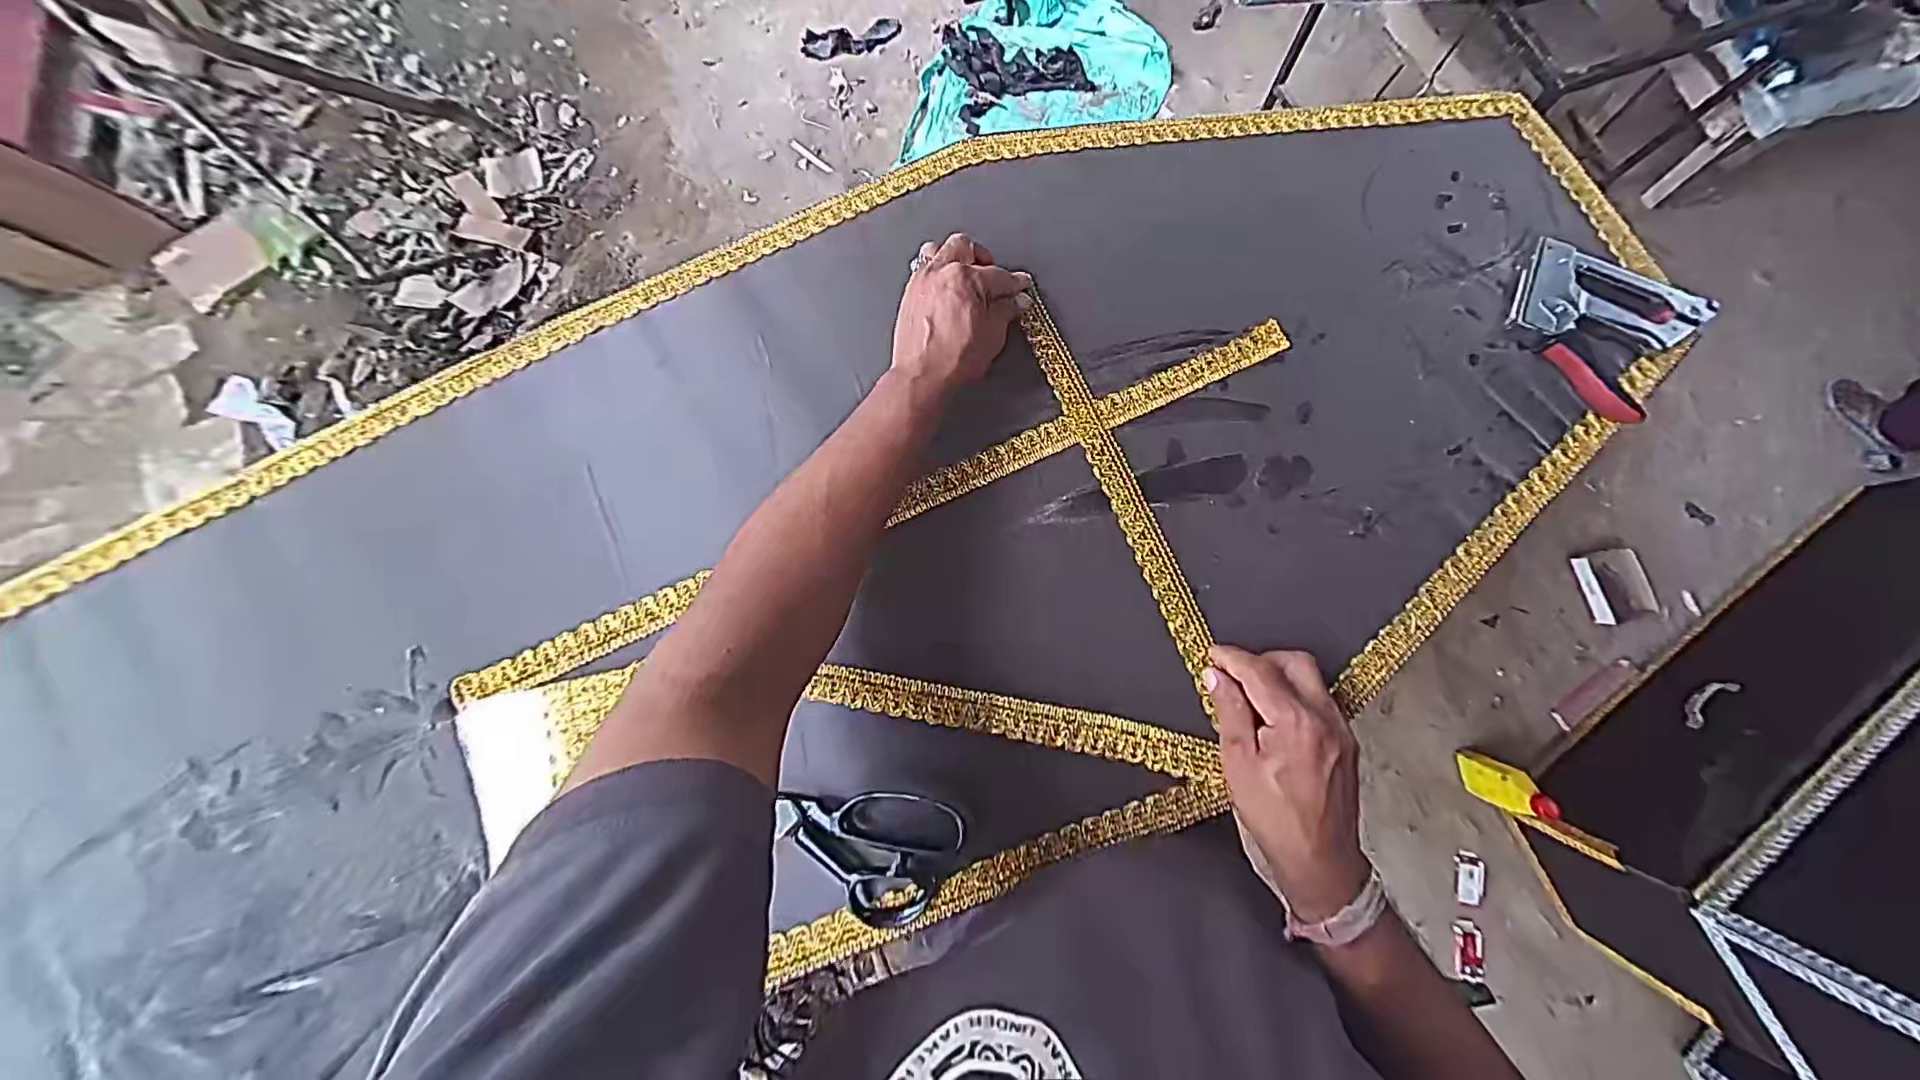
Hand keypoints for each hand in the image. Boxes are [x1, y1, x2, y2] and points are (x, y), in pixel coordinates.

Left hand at [891, 233, 1031, 397]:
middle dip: (982, 257)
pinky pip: (924, 268)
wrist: (921, 376)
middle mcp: (941, 272)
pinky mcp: (910, 293)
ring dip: (954, 257)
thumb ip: (1006, 310)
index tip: (1020, 286)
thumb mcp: (992, 335)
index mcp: (966, 278)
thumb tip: (1016, 300)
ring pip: (939, 250)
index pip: (999, 275)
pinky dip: (937, 272)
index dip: (1014, 283)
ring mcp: (922, 281)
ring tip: (965, 274)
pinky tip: (945, 287)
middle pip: (965, 246)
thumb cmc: (952, 360)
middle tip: (991, 274)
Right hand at [1207, 644, 1370, 925]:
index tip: (1214, 654)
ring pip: (1310, 680)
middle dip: (1260, 659)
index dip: (1232, 657)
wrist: (1320, 861)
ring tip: (1249, 698)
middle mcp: (1326, 720)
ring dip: (1278, 677)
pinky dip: (1293, 697)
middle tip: (1232, 673)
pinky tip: (1272, 717)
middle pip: (1294, 662)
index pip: (1260, 671)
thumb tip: (1217, 677)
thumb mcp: (1237, 762)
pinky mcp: (1346, 742)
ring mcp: (1341, 731)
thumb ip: (1229, 711)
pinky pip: (1319, 702)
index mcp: (1296, 722)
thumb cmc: (1276, 819)